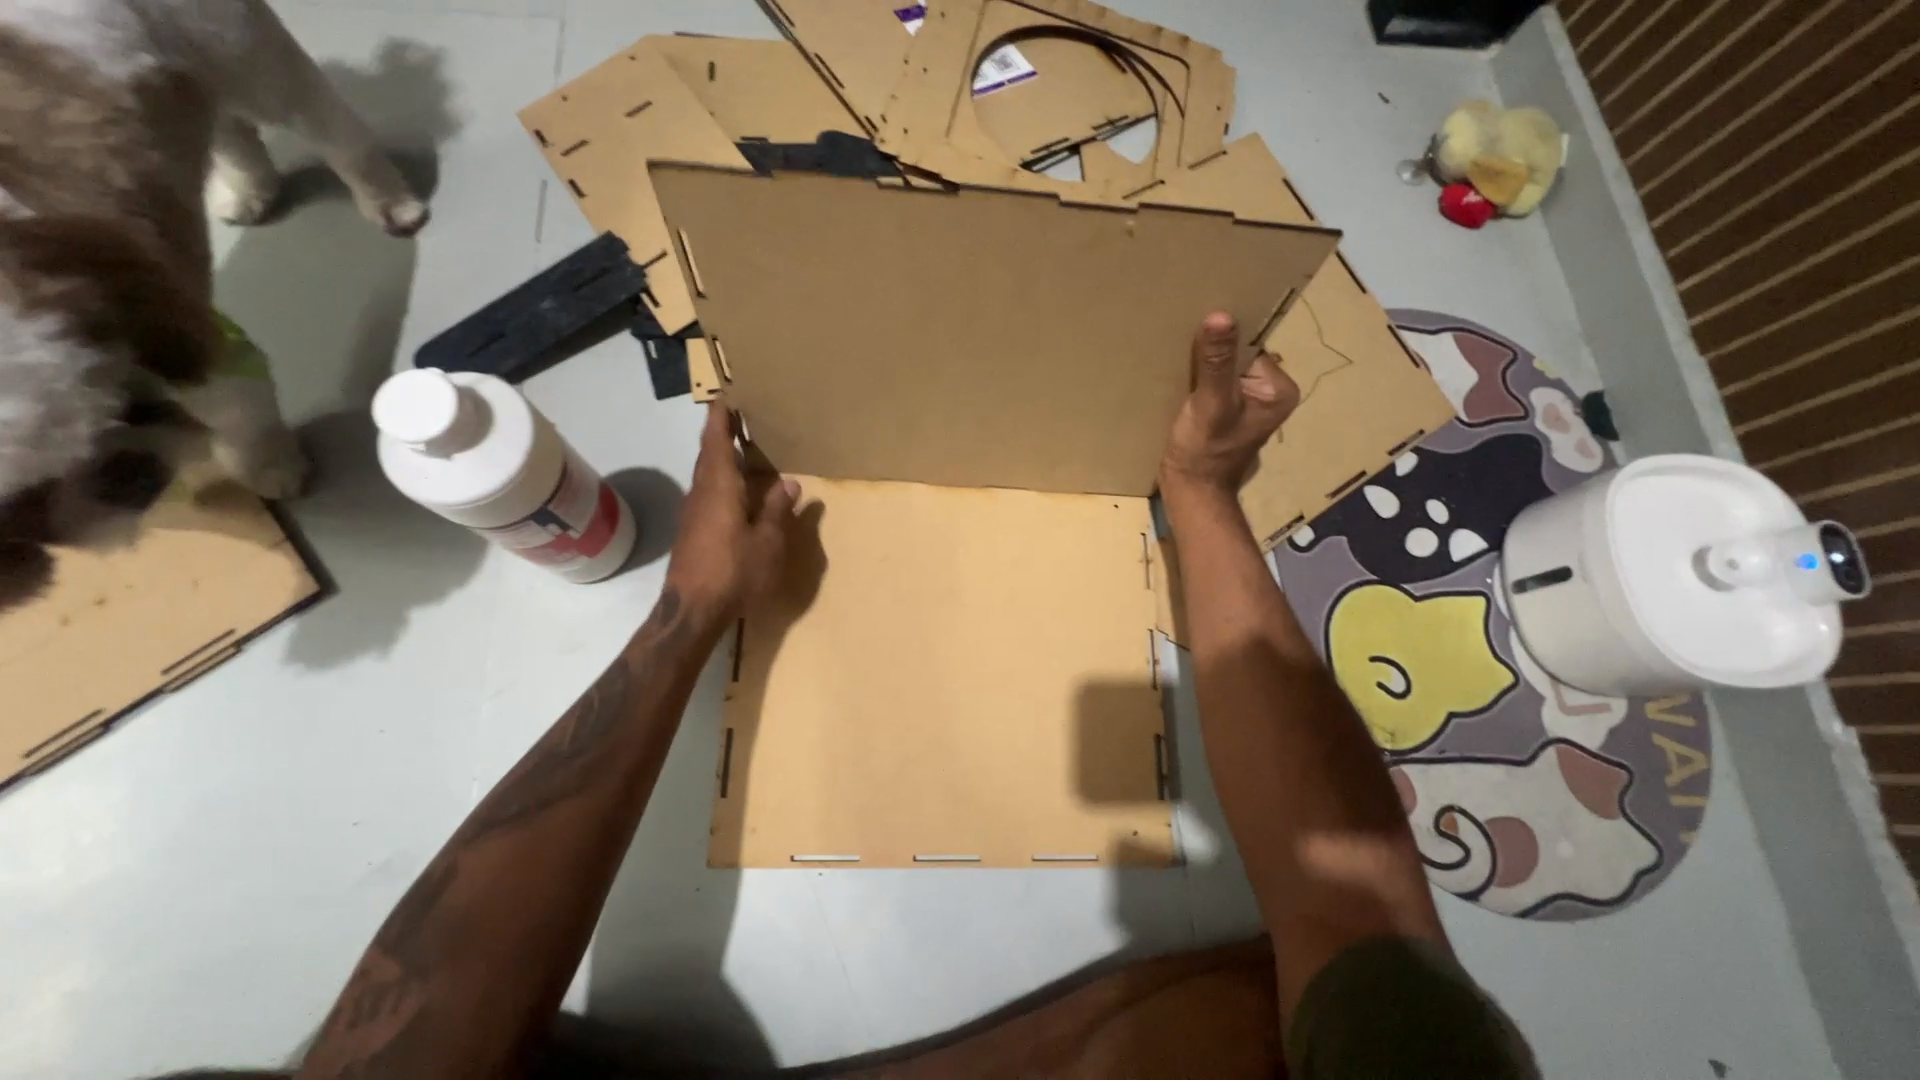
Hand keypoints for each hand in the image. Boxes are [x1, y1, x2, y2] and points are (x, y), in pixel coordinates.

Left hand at [665, 402, 800, 617]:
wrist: (692, 610)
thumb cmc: (734, 572)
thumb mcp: (767, 542)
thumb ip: (776, 511)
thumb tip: (787, 483)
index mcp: (720, 487)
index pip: (716, 441)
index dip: (720, 418)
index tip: (725, 396)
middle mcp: (702, 494)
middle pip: (709, 456)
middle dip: (722, 435)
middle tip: (741, 419)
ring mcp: (694, 514)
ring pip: (708, 477)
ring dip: (723, 460)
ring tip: (745, 452)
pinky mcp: (693, 533)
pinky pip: (709, 496)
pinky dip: (723, 483)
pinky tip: (739, 494)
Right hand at [1159, 312, 1298, 497]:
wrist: (1190, 490)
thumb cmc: (1204, 450)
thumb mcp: (1211, 403)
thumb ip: (1216, 362)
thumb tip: (1220, 314)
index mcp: (1279, 388)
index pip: (1251, 346)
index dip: (1225, 340)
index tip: (1198, 332)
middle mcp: (1271, 392)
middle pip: (1239, 355)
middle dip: (1213, 353)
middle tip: (1184, 348)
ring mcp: (1250, 403)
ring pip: (1225, 368)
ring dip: (1203, 365)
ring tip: (1179, 362)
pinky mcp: (1229, 411)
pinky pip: (1216, 383)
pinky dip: (1200, 379)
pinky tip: (1182, 380)